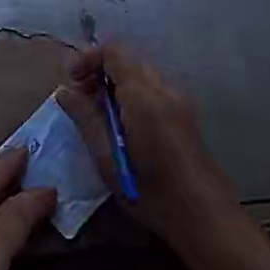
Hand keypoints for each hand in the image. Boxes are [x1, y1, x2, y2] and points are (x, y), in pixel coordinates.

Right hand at [55, 45, 240, 247]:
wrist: (205, 217)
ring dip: (115, 84)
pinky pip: (152, 89)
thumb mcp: (107, 159)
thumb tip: (64, 92)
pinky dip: (132, 94)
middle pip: (126, 60)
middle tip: (81, 99)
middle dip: (99, 71)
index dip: (87, 59)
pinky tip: (123, 125)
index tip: (71, 82)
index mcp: (144, 95)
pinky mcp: (185, 113)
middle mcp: (164, 88)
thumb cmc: (151, 192)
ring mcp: (179, 99)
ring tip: (99, 114)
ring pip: (139, 74)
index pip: (112, 52)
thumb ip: (85, 118)